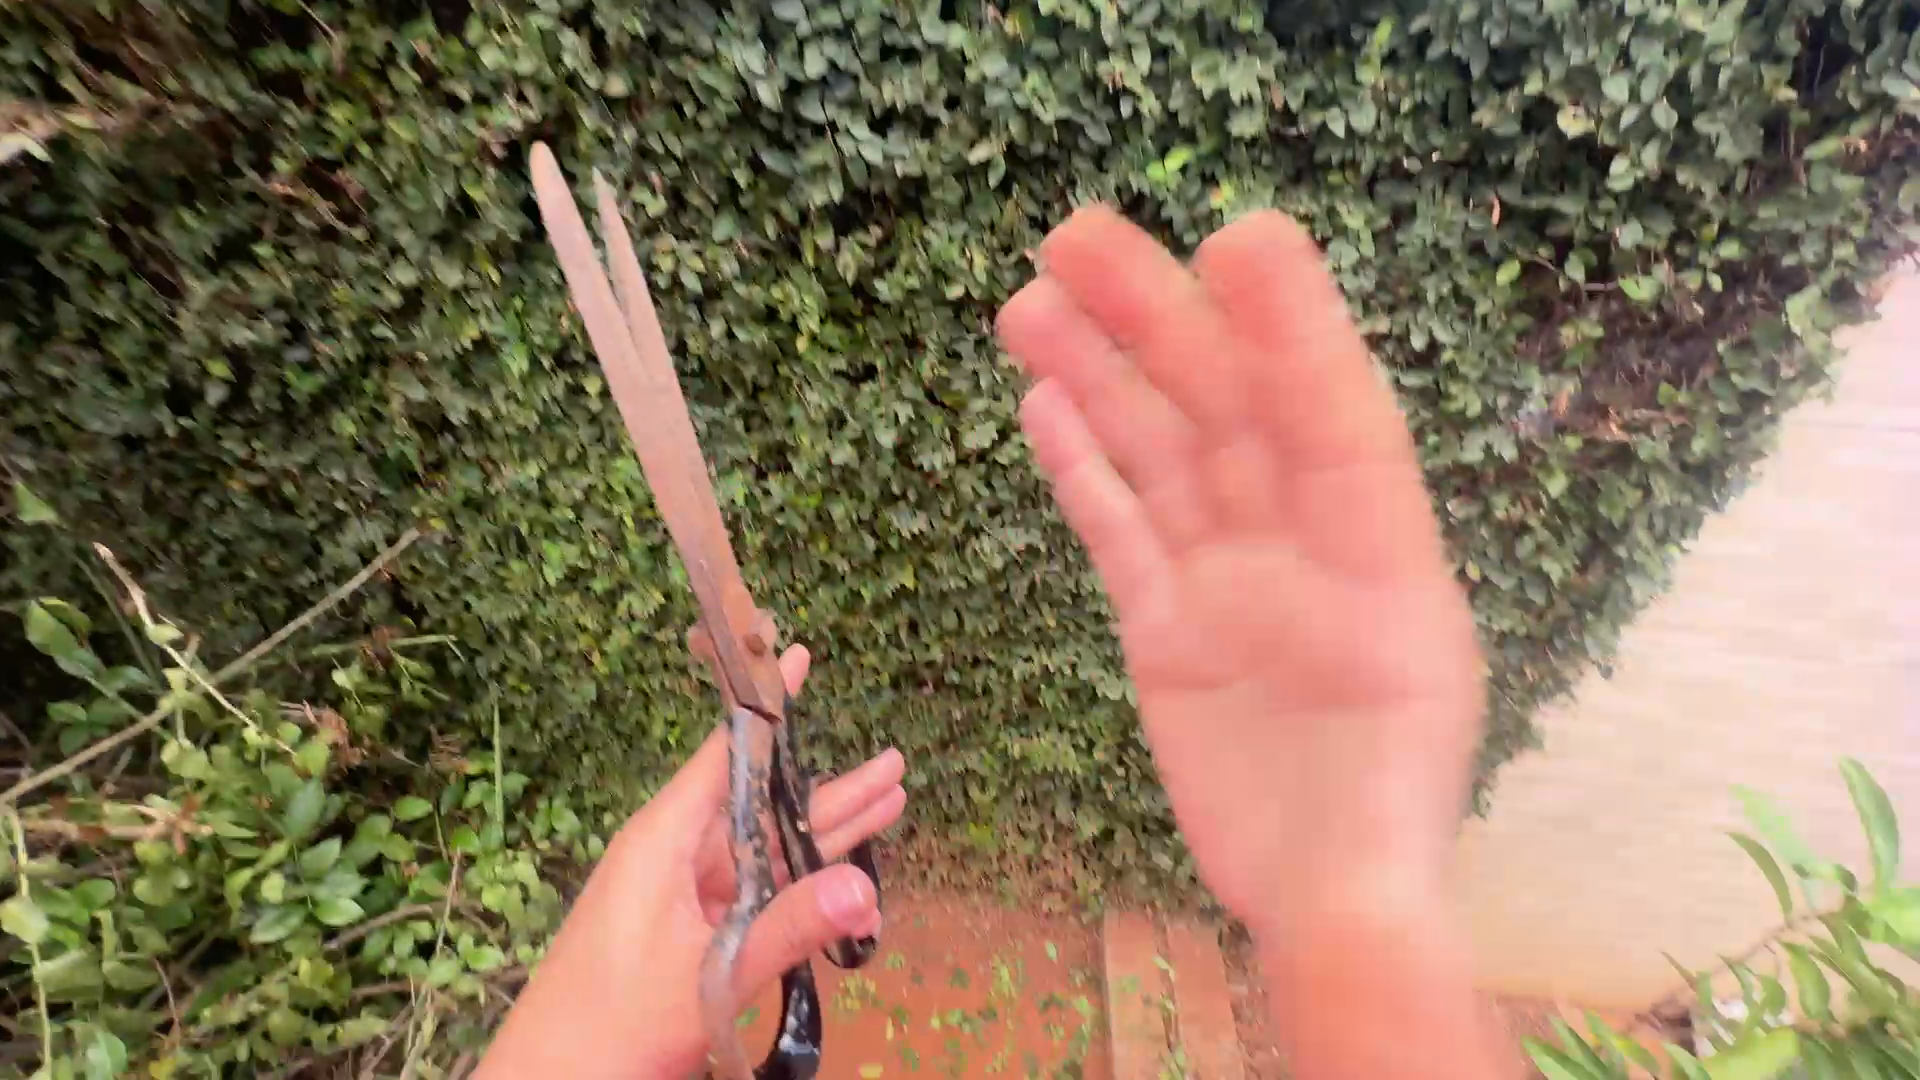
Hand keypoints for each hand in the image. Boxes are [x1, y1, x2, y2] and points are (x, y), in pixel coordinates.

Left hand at [478, 646, 905, 1079]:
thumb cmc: (610, 1028)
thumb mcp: (708, 974)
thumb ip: (787, 928)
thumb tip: (866, 889)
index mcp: (668, 835)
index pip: (729, 750)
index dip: (769, 705)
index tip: (800, 656)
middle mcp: (684, 851)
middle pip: (769, 802)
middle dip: (834, 786)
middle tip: (896, 761)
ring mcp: (694, 892)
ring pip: (773, 847)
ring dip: (831, 830)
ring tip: (893, 801)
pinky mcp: (701, 928)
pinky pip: (763, 892)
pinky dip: (808, 884)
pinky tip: (854, 880)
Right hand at [997, 208, 1482, 942]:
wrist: (1310, 893)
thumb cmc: (1362, 867)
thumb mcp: (1380, 844)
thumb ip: (1358, 786)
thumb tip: (1325, 766)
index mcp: (1383, 569)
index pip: (1336, 423)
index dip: (1291, 331)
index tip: (1235, 239)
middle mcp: (1299, 547)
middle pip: (1220, 411)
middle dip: (1152, 322)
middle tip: (1073, 237)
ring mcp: (1221, 576)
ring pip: (1154, 455)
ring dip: (1096, 377)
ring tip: (1030, 304)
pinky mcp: (1161, 613)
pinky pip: (1118, 525)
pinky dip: (1082, 467)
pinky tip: (1045, 405)